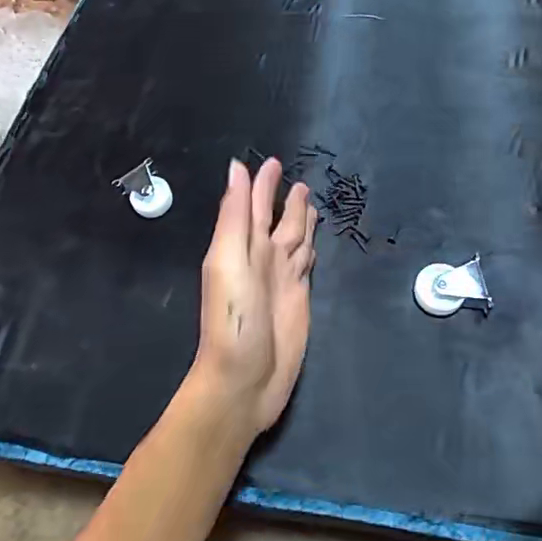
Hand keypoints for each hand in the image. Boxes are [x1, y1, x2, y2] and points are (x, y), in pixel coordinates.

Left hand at [185, 158, 316, 436]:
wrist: (245, 379)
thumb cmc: (234, 320)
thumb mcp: (228, 260)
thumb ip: (235, 215)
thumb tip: (237, 168)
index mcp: (241, 245)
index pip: (253, 205)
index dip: (262, 184)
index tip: (270, 161)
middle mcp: (262, 256)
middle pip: (277, 218)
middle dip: (283, 197)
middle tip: (296, 178)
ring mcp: (282, 278)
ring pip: (295, 238)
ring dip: (300, 219)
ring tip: (309, 200)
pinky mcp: (300, 298)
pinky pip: (306, 264)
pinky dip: (310, 249)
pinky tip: (313, 243)